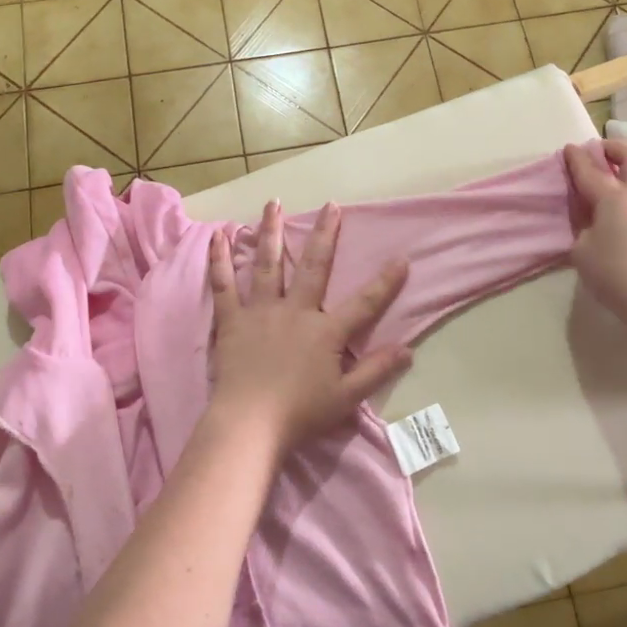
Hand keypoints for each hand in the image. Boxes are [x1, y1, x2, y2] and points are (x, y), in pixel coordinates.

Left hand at [207, 201, 412, 453]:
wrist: (249, 423)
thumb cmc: (299, 413)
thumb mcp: (346, 398)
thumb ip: (376, 371)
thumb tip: (408, 350)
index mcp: (325, 331)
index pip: (363, 303)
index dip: (385, 282)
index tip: (401, 258)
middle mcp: (295, 311)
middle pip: (314, 266)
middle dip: (325, 233)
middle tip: (331, 204)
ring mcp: (261, 311)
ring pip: (268, 263)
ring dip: (272, 231)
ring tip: (274, 203)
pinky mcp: (232, 319)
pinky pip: (224, 284)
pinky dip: (220, 259)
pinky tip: (218, 235)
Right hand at [562, 140, 626, 323]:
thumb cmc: (616, 274)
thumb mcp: (582, 250)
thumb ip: (582, 225)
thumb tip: (590, 216)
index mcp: (615, 197)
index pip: (590, 171)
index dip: (576, 158)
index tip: (568, 149)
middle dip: (615, 148)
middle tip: (599, 149)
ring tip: (613, 174)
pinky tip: (626, 202)